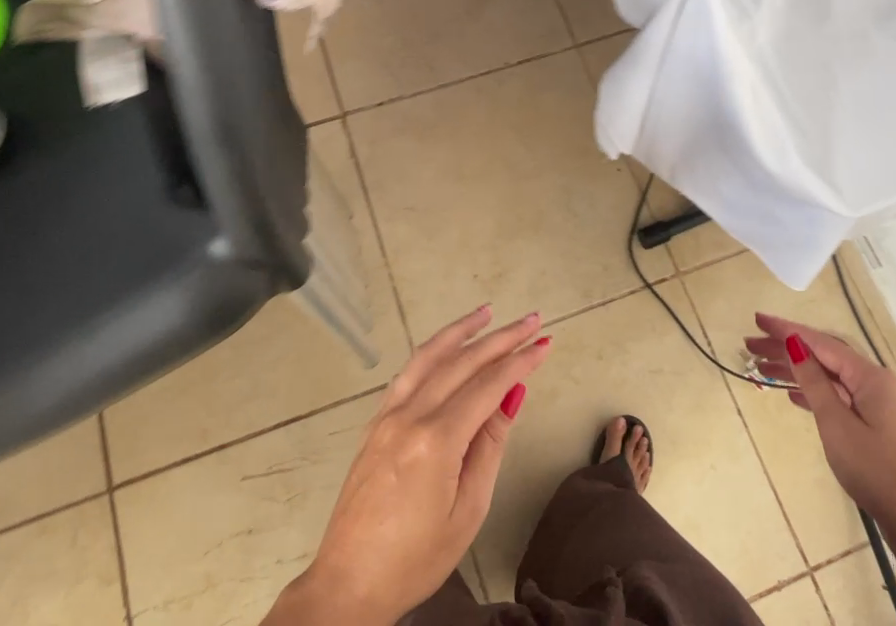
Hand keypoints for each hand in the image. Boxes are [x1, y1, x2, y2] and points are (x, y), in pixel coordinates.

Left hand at [267, 306, 550, 625]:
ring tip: (486, 313)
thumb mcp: (467, 508)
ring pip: (427, 358)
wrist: (349, 581)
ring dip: (459, 332)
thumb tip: (511, 395)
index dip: (519, 362)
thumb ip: (489, 445)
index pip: (487, 386)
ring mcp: (386, 417)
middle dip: (499, 338)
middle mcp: (408, 416)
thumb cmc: (416, 558)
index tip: (545, 342)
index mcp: (435, 440)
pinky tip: (446, 348)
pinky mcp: (375, 425)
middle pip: (460, 363)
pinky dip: (431, 353)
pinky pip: (407, 376)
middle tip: (531, 320)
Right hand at [746, 313, 895, 548]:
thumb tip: (795, 344)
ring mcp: (880, 403)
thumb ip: (814, 383)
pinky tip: (793, 395)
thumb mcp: (836, 425)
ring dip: (797, 371)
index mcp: (871, 377)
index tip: (757, 319)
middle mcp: (878, 382)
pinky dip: (815, 392)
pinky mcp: (879, 423)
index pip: (822, 343)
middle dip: (787, 348)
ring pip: (831, 377)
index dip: (787, 330)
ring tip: (761, 368)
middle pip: (826, 356)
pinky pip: (840, 395)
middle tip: (750, 344)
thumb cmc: (874, 471)